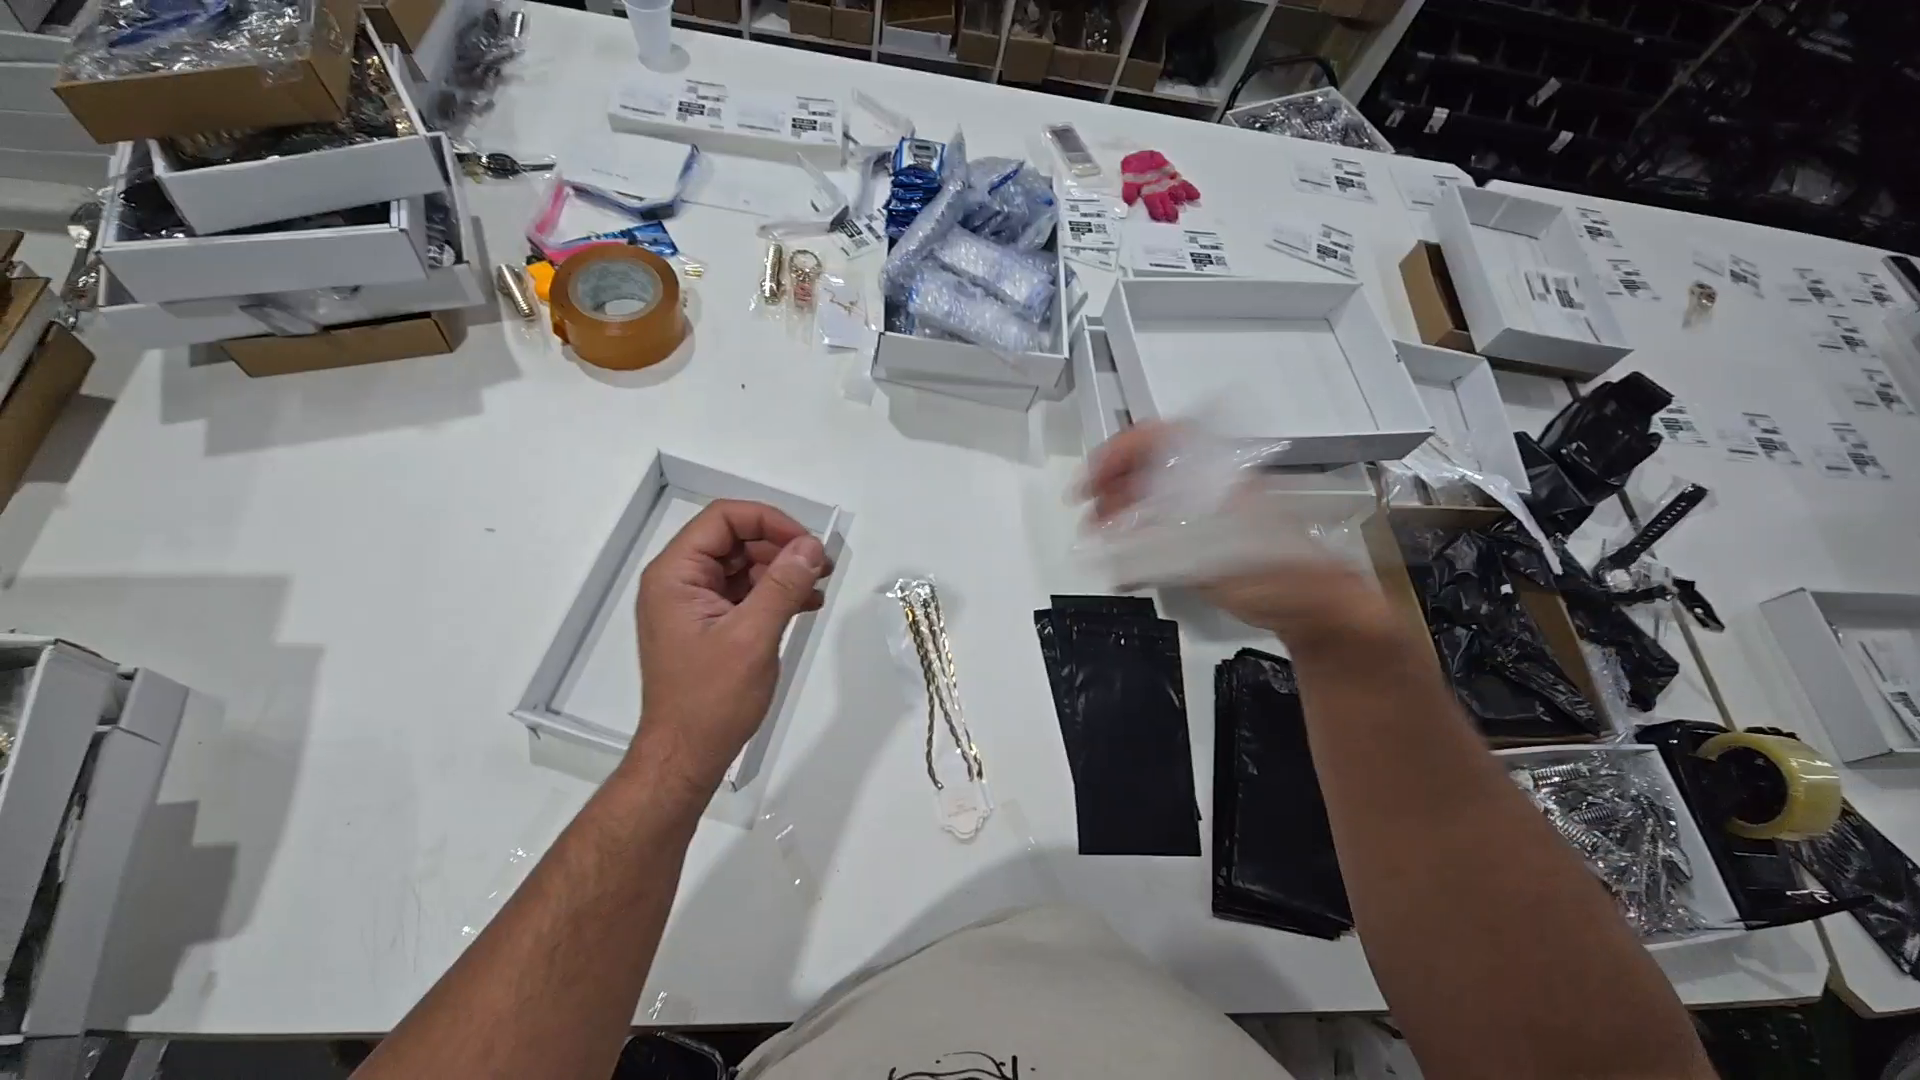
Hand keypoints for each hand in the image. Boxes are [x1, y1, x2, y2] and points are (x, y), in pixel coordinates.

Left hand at [630, 500, 831, 795]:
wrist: (687, 754)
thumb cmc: (711, 698)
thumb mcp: (752, 636)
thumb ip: (783, 585)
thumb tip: (812, 546)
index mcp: (675, 575)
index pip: (723, 519)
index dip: (768, 521)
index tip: (807, 542)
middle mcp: (679, 582)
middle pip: (734, 539)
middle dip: (780, 546)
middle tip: (821, 565)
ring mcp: (693, 605)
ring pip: (743, 566)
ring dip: (782, 570)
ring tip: (819, 586)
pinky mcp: (709, 625)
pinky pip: (744, 593)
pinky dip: (775, 594)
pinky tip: (806, 604)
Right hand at [1082, 423, 1405, 656]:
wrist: (1313, 604)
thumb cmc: (1274, 574)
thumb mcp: (1207, 557)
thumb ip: (1155, 547)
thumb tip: (1112, 541)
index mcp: (1212, 475)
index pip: (1156, 438)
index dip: (1115, 452)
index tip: (1091, 480)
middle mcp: (1209, 484)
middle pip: (1149, 465)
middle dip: (1111, 483)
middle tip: (1090, 510)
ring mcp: (1209, 509)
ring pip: (1154, 495)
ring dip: (1121, 510)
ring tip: (1100, 534)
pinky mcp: (1209, 537)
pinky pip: (1165, 526)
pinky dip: (1140, 536)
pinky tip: (1126, 561)